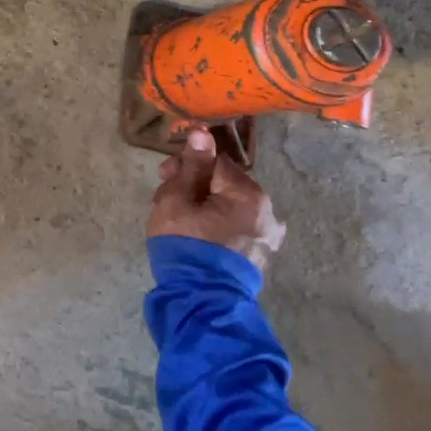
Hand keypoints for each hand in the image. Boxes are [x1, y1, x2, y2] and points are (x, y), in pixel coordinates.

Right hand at [148, 130, 288, 273]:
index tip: (162, 176)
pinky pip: (235, 224)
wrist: (201, 299)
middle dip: (192, 184)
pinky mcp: (259, 253)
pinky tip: (195, 234)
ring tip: (177, 219)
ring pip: (228, 203)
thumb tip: (202, 132)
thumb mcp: (178, 199)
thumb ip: (192, 166)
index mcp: (249, 193)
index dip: (185, 163)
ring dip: (202, 203)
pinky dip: (215, 222)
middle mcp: (267, 211)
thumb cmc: (185, 243)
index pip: (215, 160)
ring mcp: (267, 235)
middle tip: (164, 200)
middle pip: (223, 182)